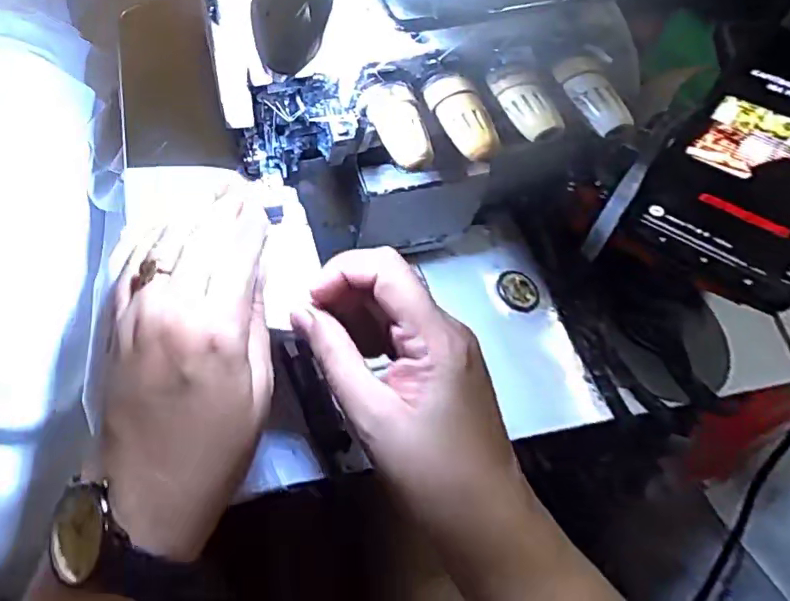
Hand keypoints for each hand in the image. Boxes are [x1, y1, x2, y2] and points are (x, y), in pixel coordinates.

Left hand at [98, 187, 272, 562]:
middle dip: (225, 206)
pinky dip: (147, 234)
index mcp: (218, 328)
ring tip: (210, 191)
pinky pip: (129, 262)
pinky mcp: (114, 320)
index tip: (263, 202)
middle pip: (203, 236)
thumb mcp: (257, 388)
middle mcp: (174, 308)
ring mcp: (137, 310)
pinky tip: (163, 218)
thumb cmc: (215, 447)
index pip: (240, 252)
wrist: (141, 492)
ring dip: (189, 210)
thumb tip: (257, 269)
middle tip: (239, 185)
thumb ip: (258, 319)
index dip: (253, 223)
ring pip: (165, 240)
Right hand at [291, 248, 619, 600]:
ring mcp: (448, 343)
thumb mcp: (371, 416)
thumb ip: (334, 356)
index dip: (342, 271)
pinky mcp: (443, 361)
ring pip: (394, 302)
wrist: (488, 522)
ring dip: (354, 309)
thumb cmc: (433, 476)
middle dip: (344, 288)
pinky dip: (370, 331)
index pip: (386, 267)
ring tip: (321, 336)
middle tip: (308, 318)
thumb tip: (302, 312)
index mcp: (436, 334)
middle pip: (390, 279)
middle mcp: (446, 327)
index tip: (309, 299)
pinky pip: (402, 328)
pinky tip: (347, 353)